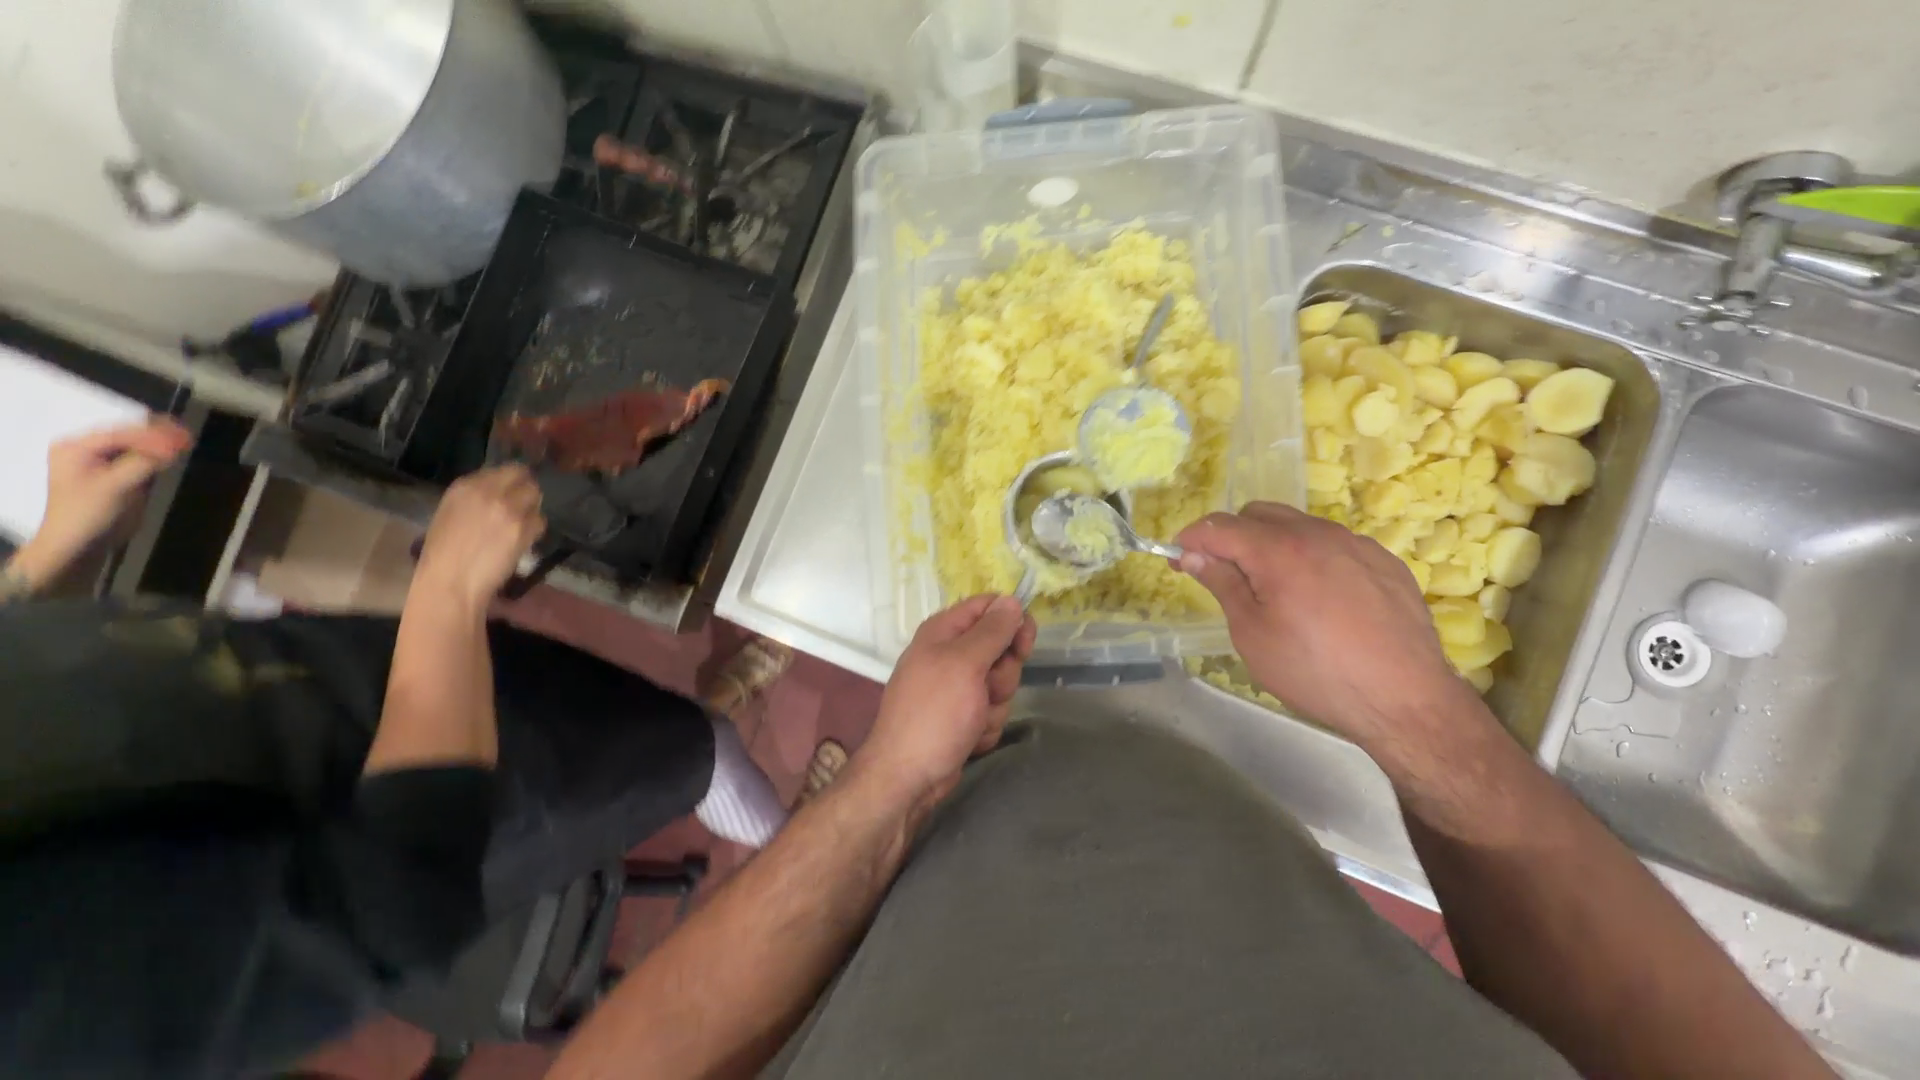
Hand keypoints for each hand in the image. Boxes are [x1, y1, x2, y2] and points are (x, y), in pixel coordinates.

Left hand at [17, 419, 192, 585]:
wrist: (78, 543)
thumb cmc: (87, 513)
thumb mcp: (114, 487)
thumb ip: (142, 463)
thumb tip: (173, 446)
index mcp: (75, 447)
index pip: (120, 433)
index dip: (152, 435)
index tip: (183, 440)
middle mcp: (86, 447)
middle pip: (128, 433)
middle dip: (158, 434)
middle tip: (187, 437)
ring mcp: (101, 460)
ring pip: (135, 443)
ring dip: (160, 442)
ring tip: (186, 442)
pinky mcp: (116, 472)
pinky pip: (139, 455)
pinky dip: (158, 453)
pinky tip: (175, 452)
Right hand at [415, 466, 545, 610]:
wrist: (451, 581)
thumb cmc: (442, 553)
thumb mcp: (451, 512)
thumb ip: (476, 497)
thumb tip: (499, 491)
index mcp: (466, 486)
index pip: (505, 469)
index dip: (514, 480)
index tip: (514, 490)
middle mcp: (490, 491)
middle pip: (526, 479)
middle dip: (527, 491)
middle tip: (523, 506)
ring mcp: (510, 509)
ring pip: (536, 498)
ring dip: (532, 509)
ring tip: (520, 525)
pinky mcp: (524, 529)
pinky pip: (540, 521)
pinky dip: (535, 529)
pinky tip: (522, 540)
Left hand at [860, 594, 1036, 805]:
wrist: (908, 777)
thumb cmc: (934, 714)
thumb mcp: (965, 664)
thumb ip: (992, 631)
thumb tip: (1011, 600)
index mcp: (943, 631)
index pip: (989, 607)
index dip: (1011, 621)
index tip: (1024, 644)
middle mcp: (949, 655)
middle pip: (1001, 649)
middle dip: (1002, 675)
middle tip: (985, 689)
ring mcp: (956, 689)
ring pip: (1001, 684)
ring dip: (994, 705)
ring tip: (971, 720)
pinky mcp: (963, 717)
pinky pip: (992, 712)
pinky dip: (985, 726)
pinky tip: (968, 738)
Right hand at [1174, 502, 1485, 756]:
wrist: (1405, 699)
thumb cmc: (1315, 672)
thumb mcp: (1253, 635)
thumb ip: (1223, 585)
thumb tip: (1195, 555)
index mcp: (1279, 549)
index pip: (1221, 526)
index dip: (1192, 538)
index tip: (1178, 559)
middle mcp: (1319, 533)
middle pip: (1260, 514)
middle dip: (1233, 537)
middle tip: (1225, 576)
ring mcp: (1357, 544)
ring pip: (1300, 526)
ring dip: (1274, 546)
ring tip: (1274, 591)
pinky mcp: (1385, 562)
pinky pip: (1335, 545)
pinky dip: (1313, 559)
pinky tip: (1320, 600)